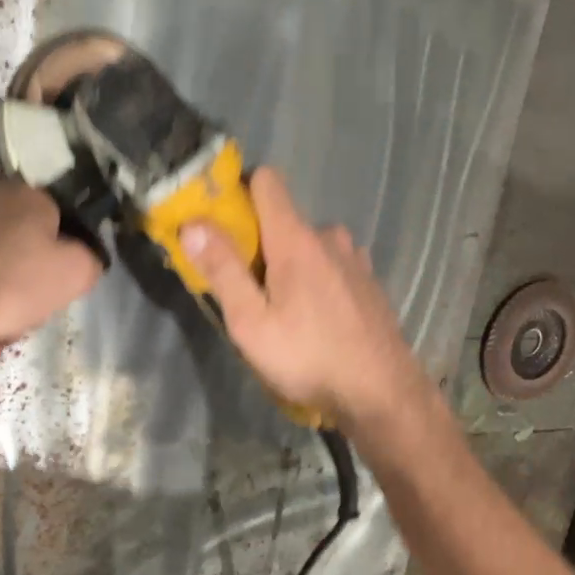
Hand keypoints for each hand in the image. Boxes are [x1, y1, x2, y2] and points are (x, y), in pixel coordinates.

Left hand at [0, 181, 102, 358]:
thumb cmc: (6, 283)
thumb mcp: (72, 274)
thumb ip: (90, 263)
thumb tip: (83, 261)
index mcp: (30, 197)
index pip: (66, 231)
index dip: (67, 269)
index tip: (56, 297)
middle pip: (29, 262)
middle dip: (29, 302)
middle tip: (20, 326)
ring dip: (0, 318)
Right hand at [178, 168, 430, 427]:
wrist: (382, 393)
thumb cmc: (308, 358)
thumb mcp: (251, 323)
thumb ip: (222, 270)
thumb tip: (192, 224)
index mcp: (296, 240)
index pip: (267, 181)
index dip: (239, 193)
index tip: (219, 224)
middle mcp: (329, 238)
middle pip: (283, 221)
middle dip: (259, 246)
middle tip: (244, 292)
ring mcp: (355, 259)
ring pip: (309, 247)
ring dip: (290, 267)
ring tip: (281, 312)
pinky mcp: (369, 283)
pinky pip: (331, 267)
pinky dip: (316, 282)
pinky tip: (315, 321)